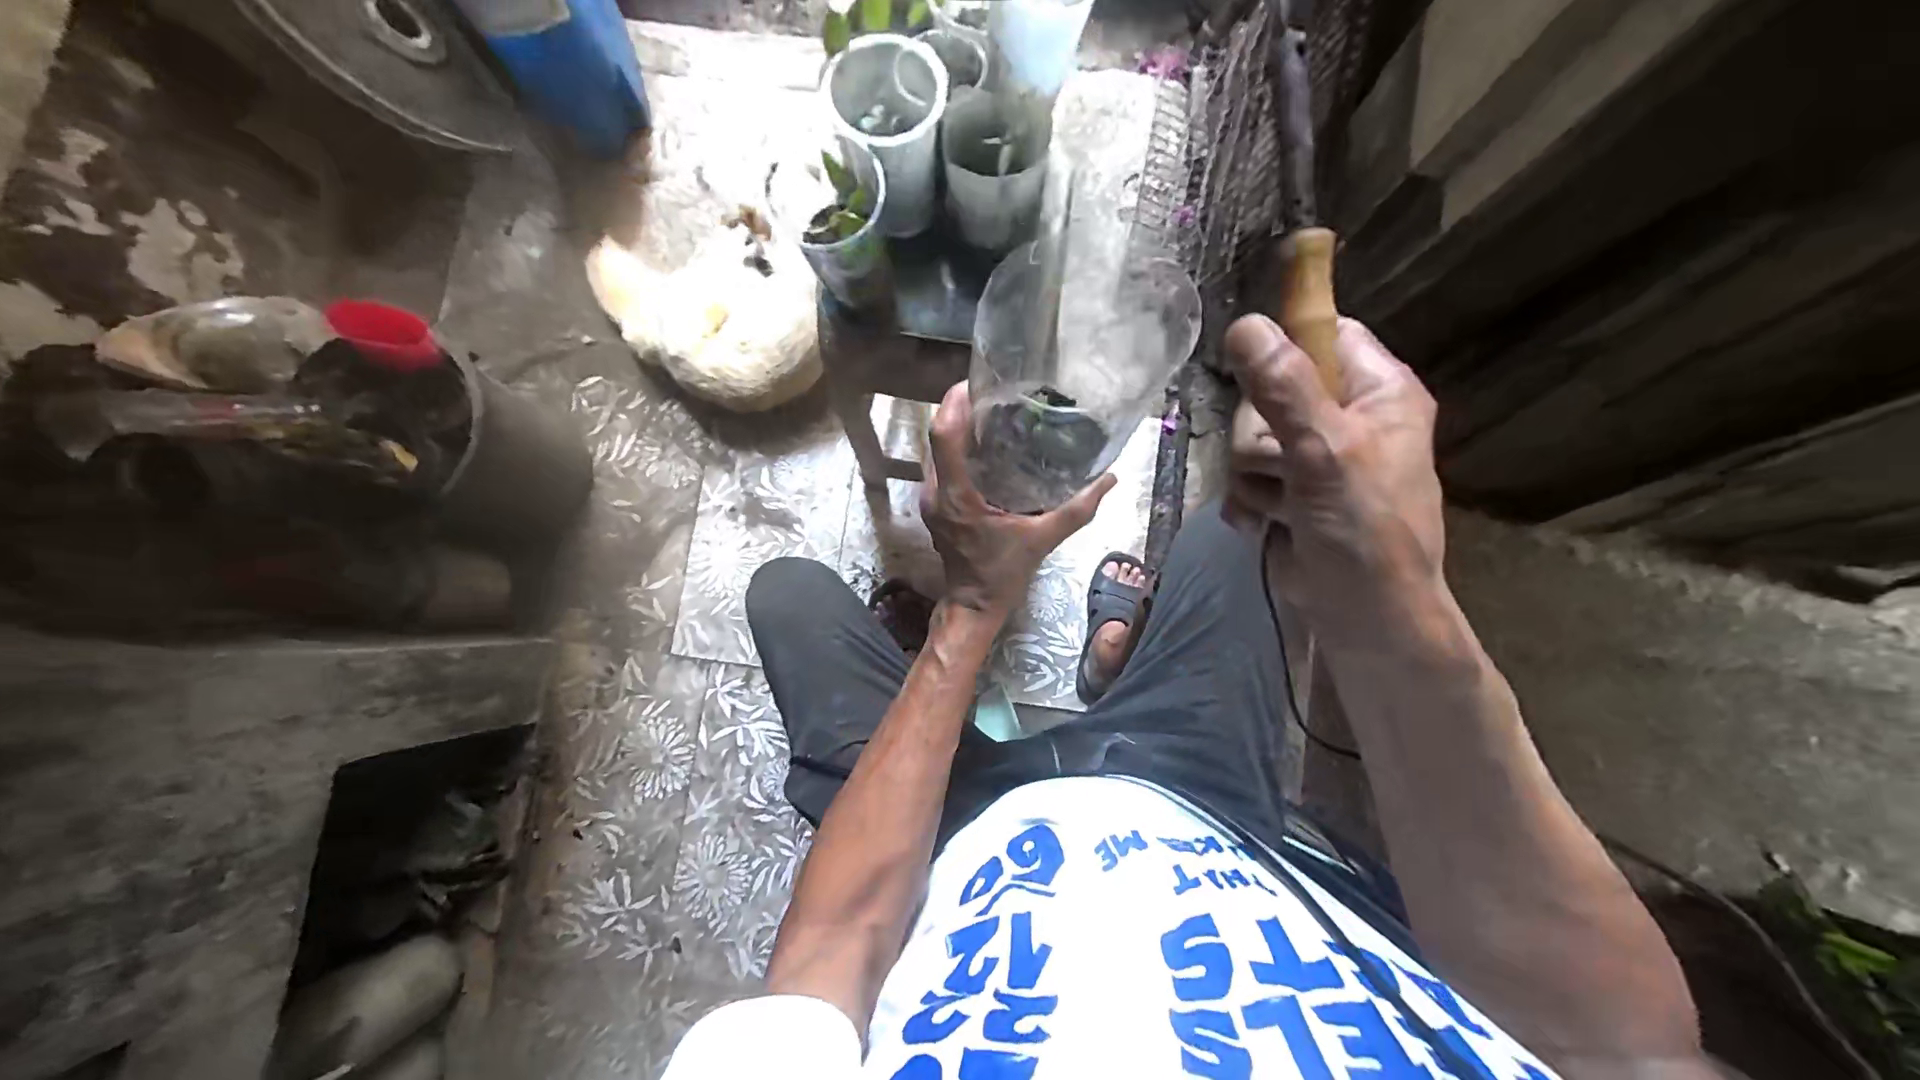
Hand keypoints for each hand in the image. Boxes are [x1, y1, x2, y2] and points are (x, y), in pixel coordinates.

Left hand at [922, 382, 1115, 619]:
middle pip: (939, 436)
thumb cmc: (1003, 575)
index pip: (944, 436)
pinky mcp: (934, 504)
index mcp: (957, 496)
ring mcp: (930, 498)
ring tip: (994, 412)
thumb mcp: (1043, 540)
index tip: (976, 382)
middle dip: (961, 409)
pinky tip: (987, 445)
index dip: (954, 403)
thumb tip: (1110, 479)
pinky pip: (942, 465)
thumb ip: (1077, 510)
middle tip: (995, 394)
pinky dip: (959, 449)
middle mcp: (936, 492)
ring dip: (960, 428)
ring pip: (938, 450)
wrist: (973, 605)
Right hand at [1223, 315, 1444, 651]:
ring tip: (1282, 505)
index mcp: (1378, 392)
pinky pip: (1242, 478)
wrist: (1362, 614)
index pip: (1324, 335)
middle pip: (1268, 391)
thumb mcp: (1326, 450)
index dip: (1285, 345)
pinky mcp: (1286, 492)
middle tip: (1282, 464)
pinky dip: (1247, 503)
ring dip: (1252, 477)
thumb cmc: (1365, 529)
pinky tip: (1264, 523)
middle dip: (1259, 435)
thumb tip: (1244, 325)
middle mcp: (1345, 418)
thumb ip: (1284, 388)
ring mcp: (1311, 458)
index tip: (1253, 371)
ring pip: (1246, 440)